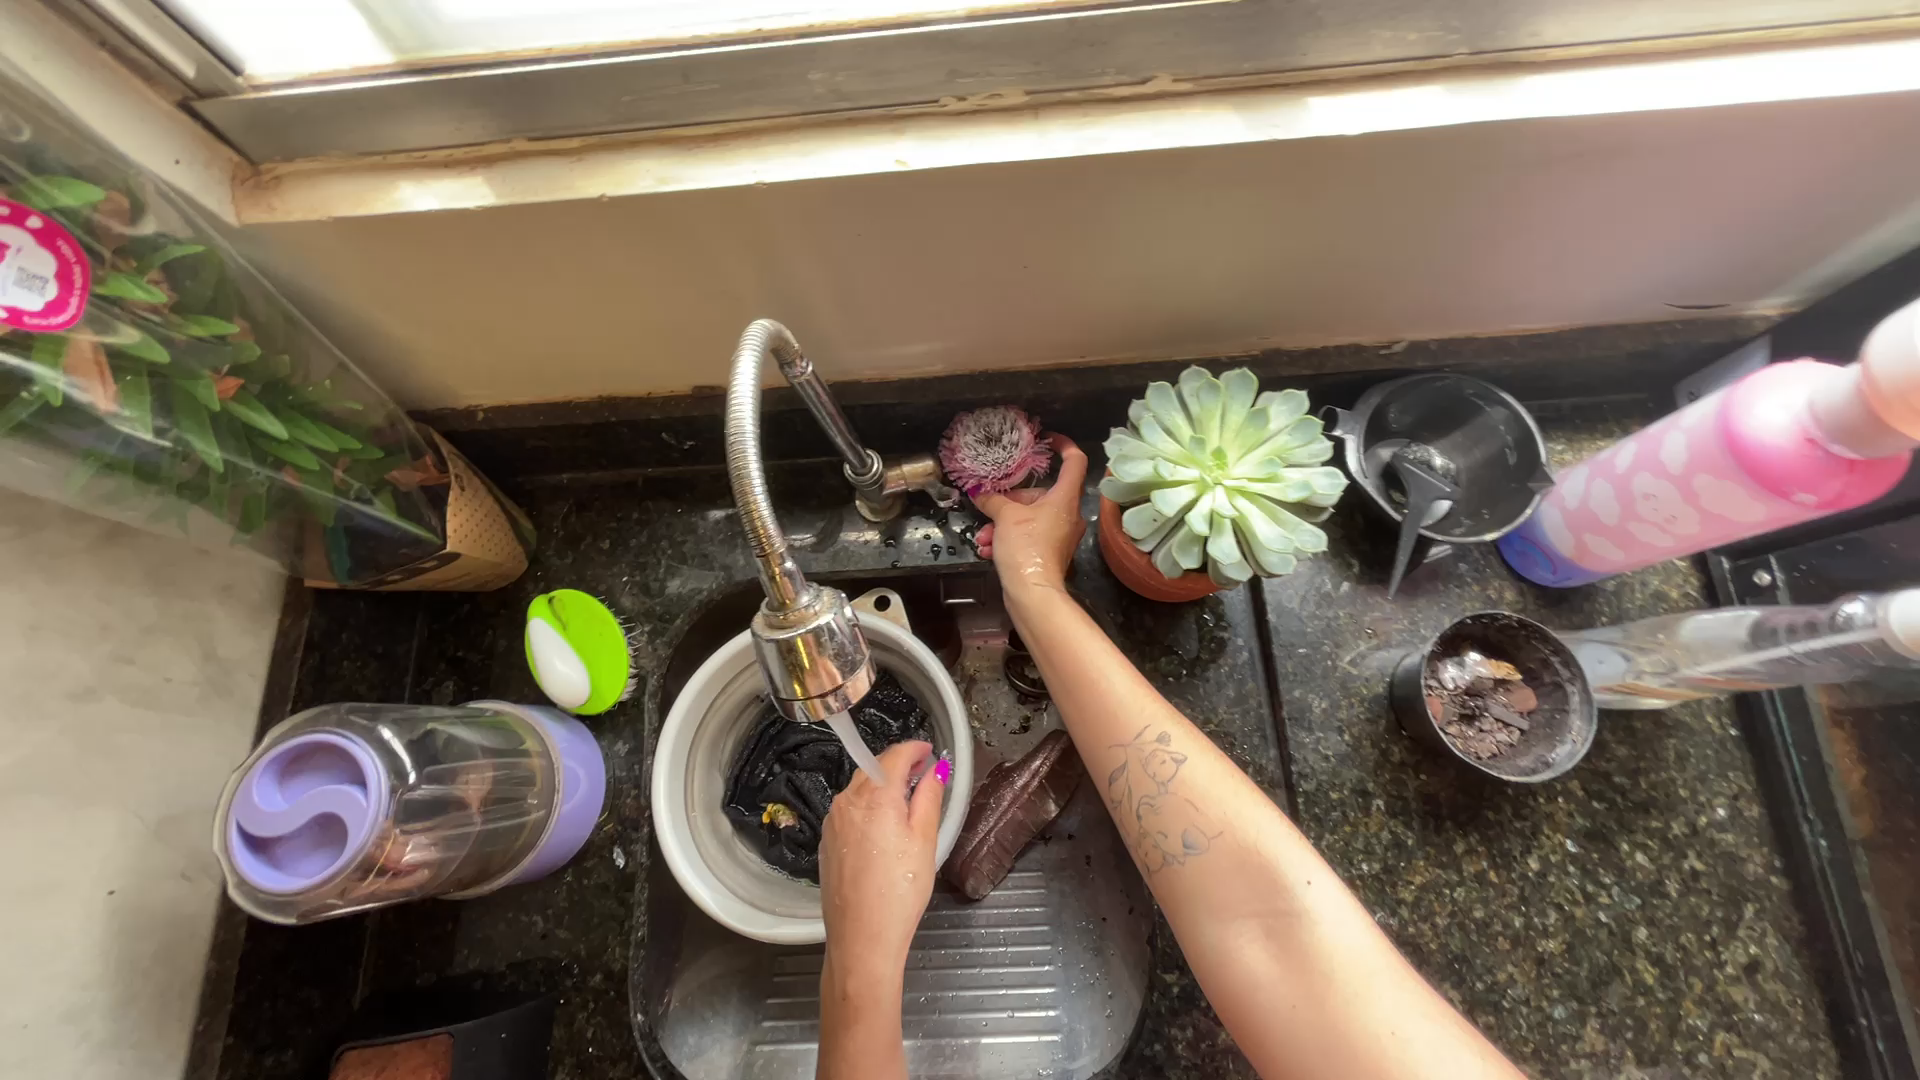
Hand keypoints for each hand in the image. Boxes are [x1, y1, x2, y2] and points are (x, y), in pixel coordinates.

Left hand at [820, 739, 944, 985]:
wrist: (862, 940)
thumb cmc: (899, 891)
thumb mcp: (925, 839)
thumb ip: (931, 796)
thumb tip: (936, 770)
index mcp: (875, 795)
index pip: (896, 754)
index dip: (915, 748)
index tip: (929, 750)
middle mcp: (848, 801)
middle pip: (875, 767)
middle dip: (900, 765)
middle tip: (924, 774)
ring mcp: (834, 820)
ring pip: (861, 787)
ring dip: (883, 785)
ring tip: (907, 801)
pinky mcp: (827, 840)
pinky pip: (850, 809)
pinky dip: (868, 805)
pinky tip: (884, 827)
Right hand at [973, 434, 1089, 594]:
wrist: (1033, 594)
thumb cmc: (1026, 548)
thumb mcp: (1005, 517)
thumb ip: (993, 500)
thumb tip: (981, 494)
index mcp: (1065, 499)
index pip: (1075, 462)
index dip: (1064, 446)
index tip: (1048, 439)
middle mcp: (1068, 515)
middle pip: (1040, 495)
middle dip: (1009, 502)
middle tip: (988, 508)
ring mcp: (1060, 536)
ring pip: (1029, 519)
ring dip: (1002, 525)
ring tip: (983, 537)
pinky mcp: (1049, 554)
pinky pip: (1027, 538)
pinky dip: (1007, 541)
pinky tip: (988, 550)